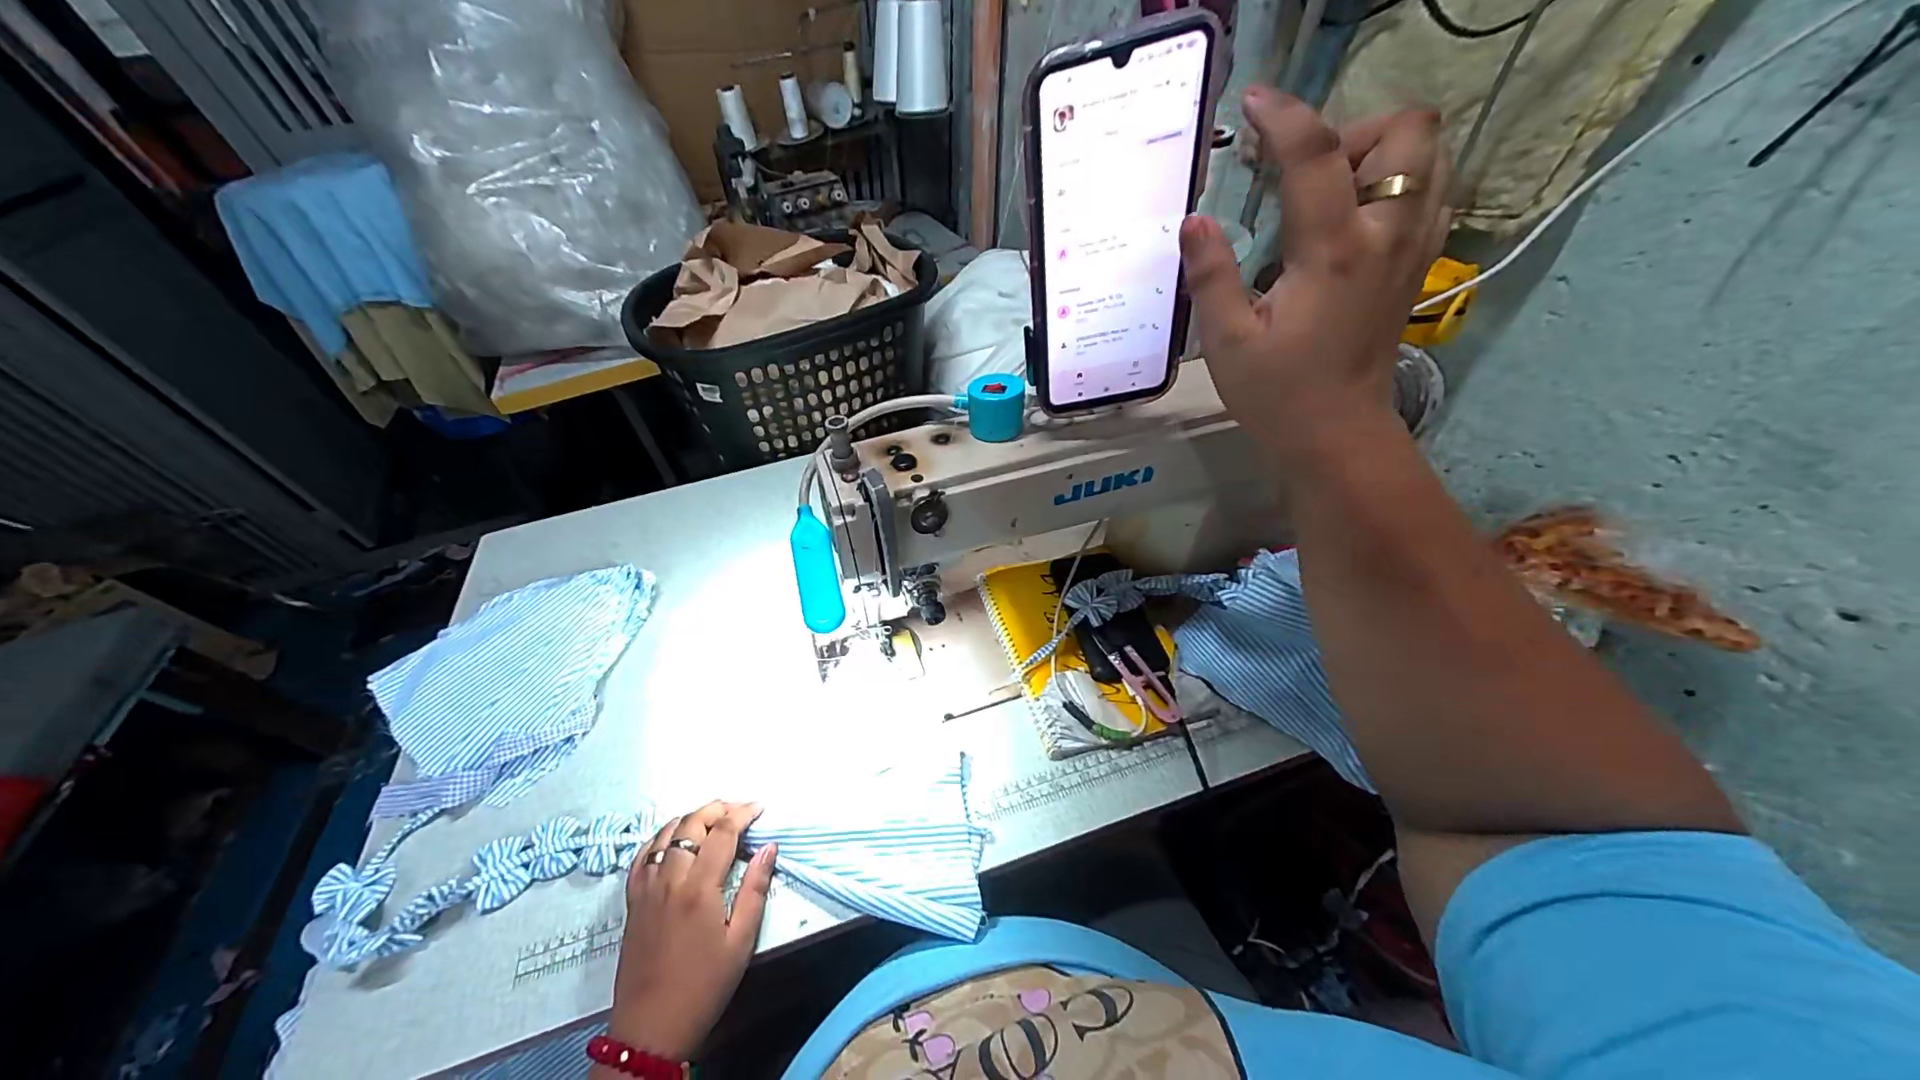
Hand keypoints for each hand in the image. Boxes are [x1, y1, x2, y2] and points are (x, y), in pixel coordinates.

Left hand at [604, 801, 774, 1062]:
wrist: (651, 1028)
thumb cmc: (704, 986)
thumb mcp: (741, 940)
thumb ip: (755, 888)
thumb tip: (769, 848)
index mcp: (699, 887)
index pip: (722, 831)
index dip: (743, 813)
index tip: (760, 808)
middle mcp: (669, 878)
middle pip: (691, 823)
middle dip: (718, 808)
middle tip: (740, 810)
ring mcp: (646, 888)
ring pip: (665, 833)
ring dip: (691, 818)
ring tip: (712, 819)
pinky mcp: (632, 900)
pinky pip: (643, 854)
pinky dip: (661, 837)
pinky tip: (674, 839)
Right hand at [1182, 89, 1452, 460]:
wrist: (1337, 434)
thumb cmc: (1278, 393)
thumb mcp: (1227, 340)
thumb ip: (1211, 275)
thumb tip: (1194, 221)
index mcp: (1333, 253)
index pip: (1317, 156)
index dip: (1283, 117)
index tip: (1253, 105)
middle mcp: (1386, 237)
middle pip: (1408, 131)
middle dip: (1353, 130)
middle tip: (1303, 170)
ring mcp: (1411, 250)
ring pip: (1430, 156)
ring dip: (1379, 153)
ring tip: (1327, 190)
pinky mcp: (1415, 266)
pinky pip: (1430, 193)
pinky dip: (1398, 182)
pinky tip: (1353, 216)